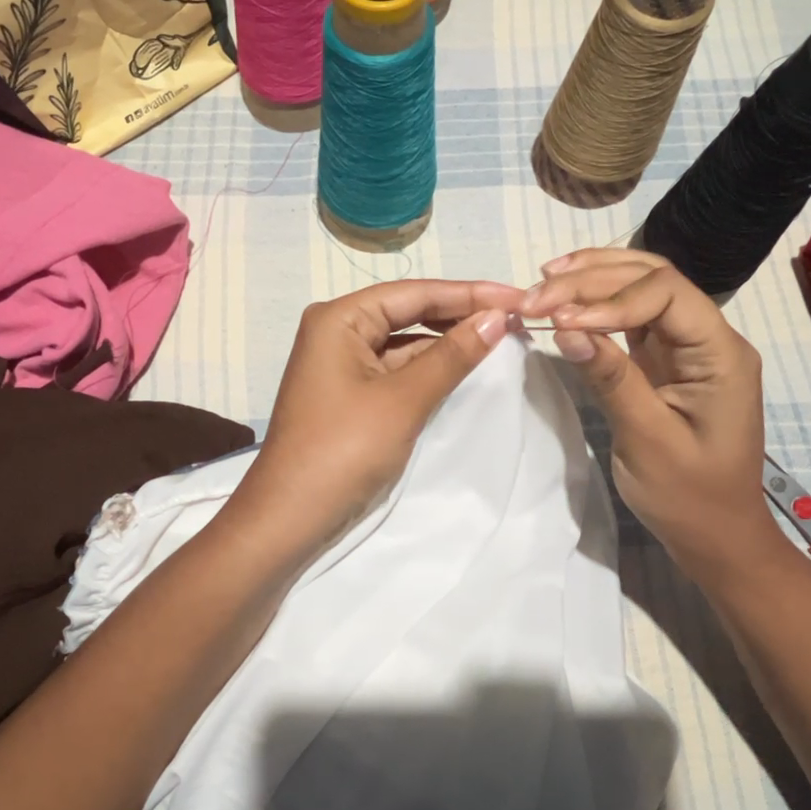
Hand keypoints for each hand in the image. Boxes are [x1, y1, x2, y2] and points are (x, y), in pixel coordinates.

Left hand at [230, 279, 521, 556]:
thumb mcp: (403, 400)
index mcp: (339, 318)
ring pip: (405, 342)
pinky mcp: (350, 395)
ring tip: (502, 336)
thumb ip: (452, 355)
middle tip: (518, 315)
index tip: (520, 296)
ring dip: (448, 341)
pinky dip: (430, 367)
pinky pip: (396, 369)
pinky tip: (465, 366)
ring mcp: (342, 365)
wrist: (290, 516)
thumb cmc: (343, 450)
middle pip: (409, 312)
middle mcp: (337, 331)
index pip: (414, 293)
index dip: (470, 293)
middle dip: (461, 314)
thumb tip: (497, 317)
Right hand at [520, 249, 782, 581]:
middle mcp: (709, 337)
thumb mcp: (647, 439)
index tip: (559, 321)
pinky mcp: (665, 359)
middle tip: (536, 295)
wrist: (715, 534)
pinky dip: (597, 304)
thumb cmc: (689, 496)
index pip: (667, 293)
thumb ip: (611, 377)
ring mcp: (687, 346)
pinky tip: (566, 300)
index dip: (610, 298)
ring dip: (593, 280)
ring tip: (544, 280)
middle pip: (653, 279)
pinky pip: (633, 316)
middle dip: (593, 280)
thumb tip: (565, 327)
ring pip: (641, 289)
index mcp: (720, 353)